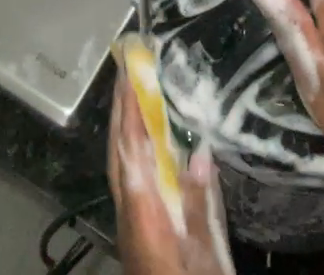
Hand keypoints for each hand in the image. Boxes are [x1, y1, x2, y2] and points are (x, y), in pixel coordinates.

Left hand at [107, 70, 235, 274]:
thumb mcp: (206, 256)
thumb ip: (201, 205)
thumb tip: (199, 150)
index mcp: (143, 213)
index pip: (131, 148)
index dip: (128, 108)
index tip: (129, 71)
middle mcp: (128, 211)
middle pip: (117, 149)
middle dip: (119, 107)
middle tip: (126, 67)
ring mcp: (128, 220)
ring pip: (118, 161)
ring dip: (122, 124)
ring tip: (130, 91)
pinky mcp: (135, 227)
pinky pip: (128, 176)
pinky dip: (131, 148)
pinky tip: (142, 140)